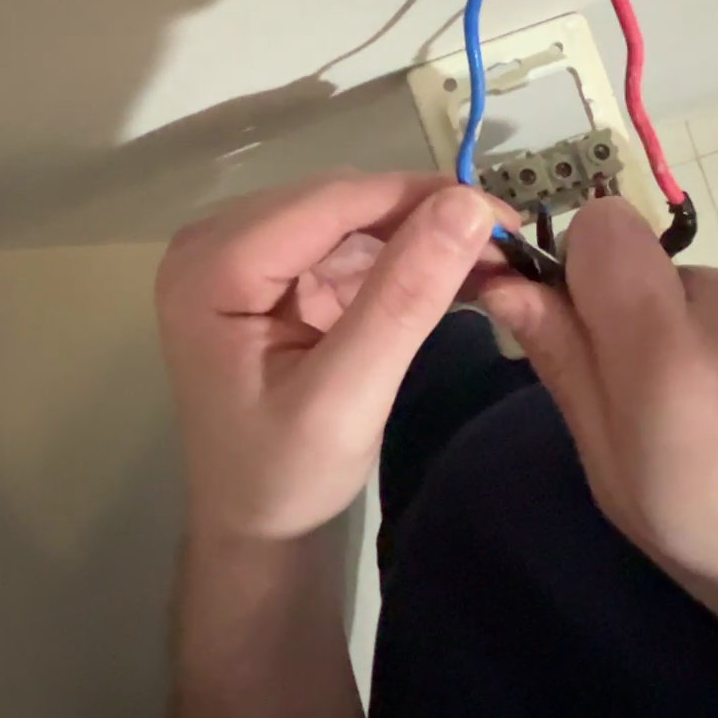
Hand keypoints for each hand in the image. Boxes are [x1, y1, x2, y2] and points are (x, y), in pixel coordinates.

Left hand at [156, 171, 514, 540]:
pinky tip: (454, 273)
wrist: (254, 520)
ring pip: (351, 218)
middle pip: (339, 202)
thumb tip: (468, 207)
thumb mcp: (346, 397)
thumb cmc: (283, 476)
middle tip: (506, 246)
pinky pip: (349, 245)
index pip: (327, 202)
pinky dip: (404, 258)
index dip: (418, 197)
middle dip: (424, 218)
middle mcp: (218, 243)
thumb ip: (402, 300)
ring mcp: (245, 254)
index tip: (502, 217)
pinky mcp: (277, 273)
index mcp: (211, 267)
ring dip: (421, 236)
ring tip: (491, 261)